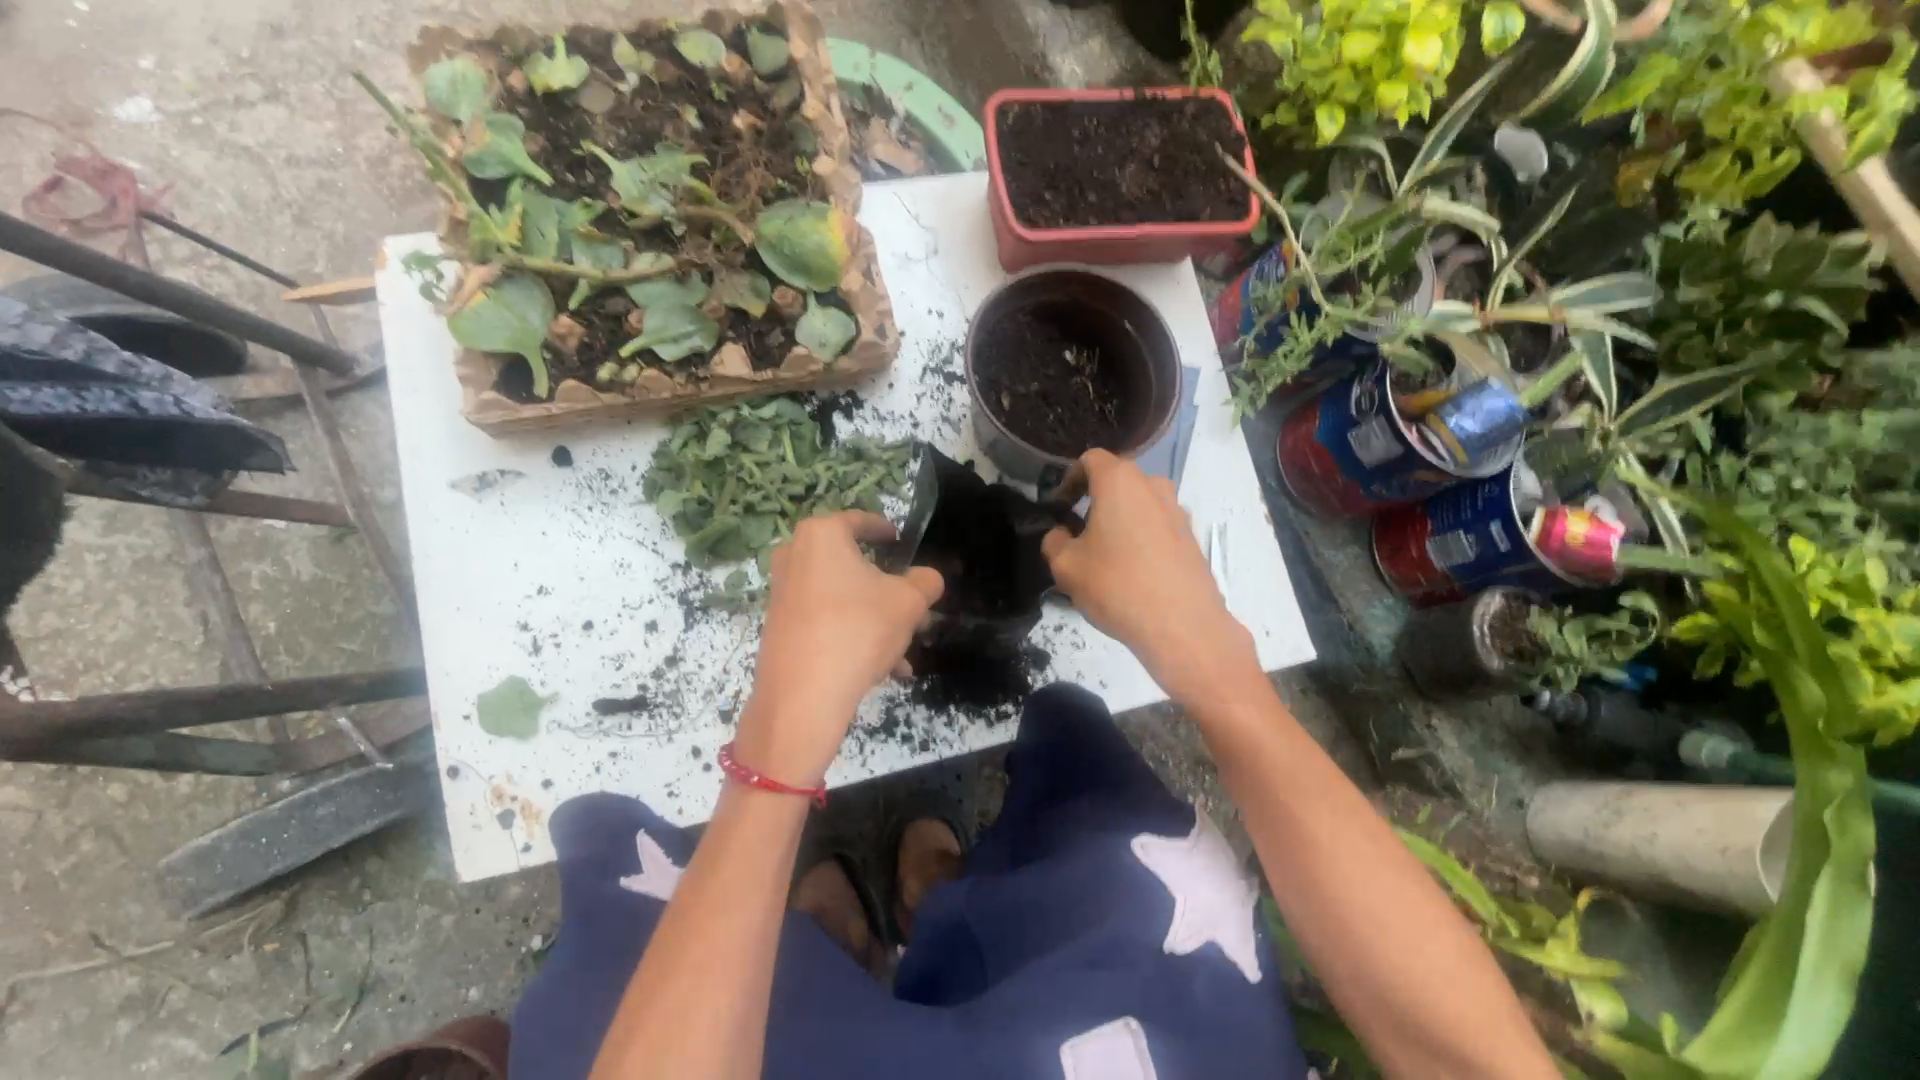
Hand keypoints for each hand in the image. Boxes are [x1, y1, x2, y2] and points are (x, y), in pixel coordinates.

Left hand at [735, 511, 943, 785]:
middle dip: (888, 590)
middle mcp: (794, 557)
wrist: (804, 695)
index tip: (900, 541)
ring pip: (843, 599)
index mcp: (821, 536)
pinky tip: (884, 671)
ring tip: (906, 653)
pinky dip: (854, 637)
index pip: (860, 522)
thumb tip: (926, 579)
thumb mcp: (909, 602)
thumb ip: (925, 582)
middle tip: (916, 609)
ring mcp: (783, 594)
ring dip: (877, 620)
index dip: (885, 530)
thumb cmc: (859, 629)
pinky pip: (826, 622)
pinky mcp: (779, 628)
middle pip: (852, 566)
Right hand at [1042, 450, 1257, 703]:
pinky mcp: (1191, 538)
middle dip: (1095, 500)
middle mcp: (1153, 486)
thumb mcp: (1066, 566)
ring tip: (1105, 556)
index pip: (1090, 460)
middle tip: (1078, 532)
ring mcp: (1178, 511)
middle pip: (1118, 481)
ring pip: (1140, 505)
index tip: (1059, 507)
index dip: (1069, 479)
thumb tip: (1061, 534)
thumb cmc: (1116, 585)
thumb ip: (1055, 541)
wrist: (1182, 624)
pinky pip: (1157, 527)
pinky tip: (1132, 573)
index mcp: (1119, 481)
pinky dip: (1141, 539)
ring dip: (1120, 520)